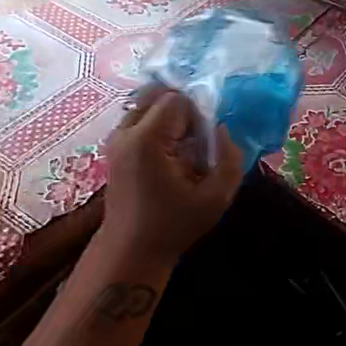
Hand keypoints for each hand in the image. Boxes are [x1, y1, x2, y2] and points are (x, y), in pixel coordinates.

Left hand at [100, 90, 244, 266]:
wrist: (132, 250)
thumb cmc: (173, 226)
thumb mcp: (216, 199)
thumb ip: (230, 161)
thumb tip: (223, 131)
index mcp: (147, 140)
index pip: (177, 100)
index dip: (199, 115)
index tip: (207, 142)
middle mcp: (126, 132)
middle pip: (158, 94)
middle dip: (183, 111)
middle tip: (197, 141)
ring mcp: (116, 138)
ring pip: (147, 104)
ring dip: (170, 118)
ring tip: (184, 149)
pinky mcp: (115, 148)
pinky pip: (139, 119)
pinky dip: (158, 126)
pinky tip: (171, 155)